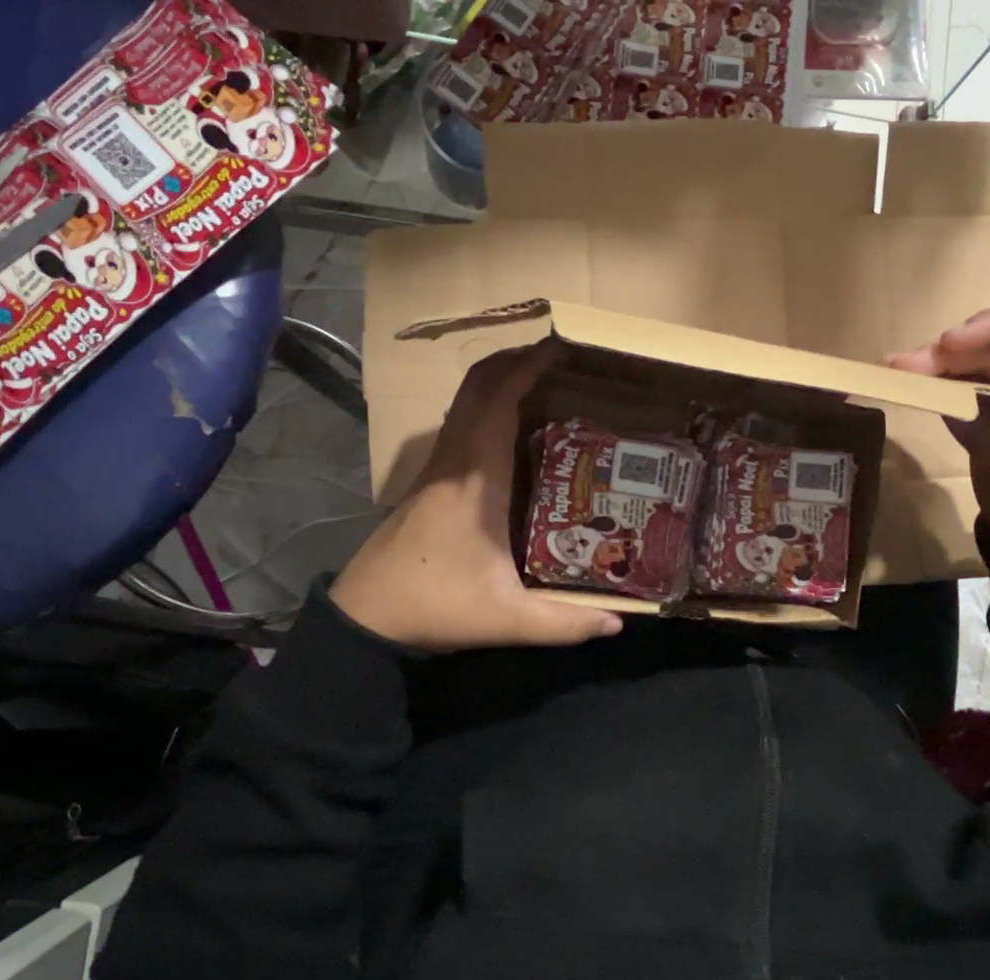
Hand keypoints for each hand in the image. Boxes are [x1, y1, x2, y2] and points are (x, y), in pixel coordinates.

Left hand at [329, 342, 623, 650]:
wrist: (369, 618)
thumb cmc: (435, 606)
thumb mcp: (507, 620)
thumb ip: (566, 623)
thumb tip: (621, 622)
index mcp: (475, 478)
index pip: (498, 399)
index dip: (529, 364)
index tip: (565, 346)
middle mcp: (453, 461)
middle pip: (478, 385)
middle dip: (519, 359)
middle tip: (566, 358)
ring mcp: (437, 468)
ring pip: (466, 401)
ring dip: (502, 379)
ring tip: (550, 382)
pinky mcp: (431, 482)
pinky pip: (463, 423)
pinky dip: (490, 406)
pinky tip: (519, 429)